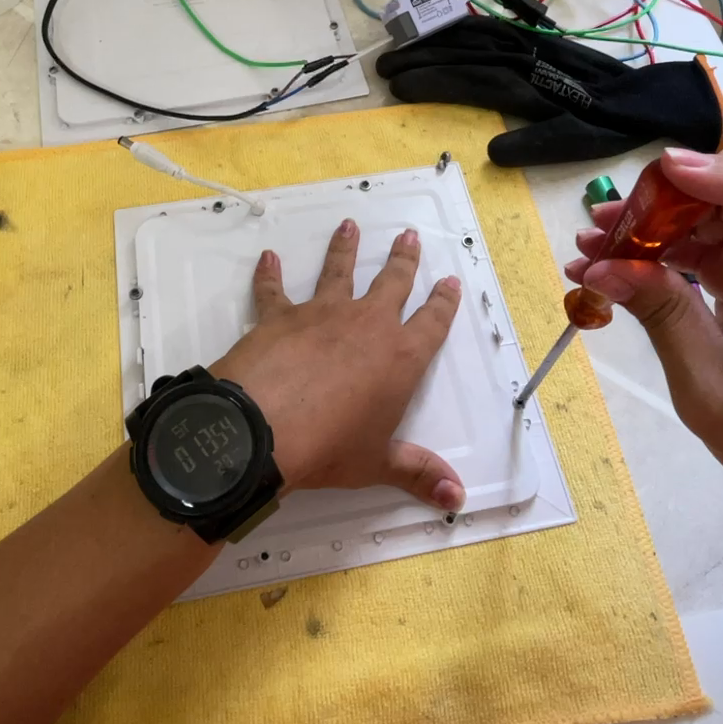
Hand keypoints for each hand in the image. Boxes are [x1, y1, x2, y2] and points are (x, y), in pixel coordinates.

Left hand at [210, 218, 466, 510]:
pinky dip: (269, 274)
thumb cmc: (329, 447)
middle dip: (403, 260)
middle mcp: (366, 325)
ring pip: (338, 271)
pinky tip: (267, 257)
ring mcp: (321, 314)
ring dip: (345, 248)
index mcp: (399, 358)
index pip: (431, 323)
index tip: (449, 282)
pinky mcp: (279, 316)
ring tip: (349, 225)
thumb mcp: (377, 464)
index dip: (443, 303)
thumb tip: (457, 498)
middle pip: (391, 283)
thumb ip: (418, 474)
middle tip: (410, 235)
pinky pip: (274, 290)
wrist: (264, 428)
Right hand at [564, 145, 722, 519]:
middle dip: (678, 195)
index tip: (672, 176)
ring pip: (721, 207)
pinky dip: (658, 245)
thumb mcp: (710, 388)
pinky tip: (609, 260)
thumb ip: (662, 316)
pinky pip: (705, 240)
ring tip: (594, 239)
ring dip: (657, 218)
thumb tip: (600, 266)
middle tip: (611, 220)